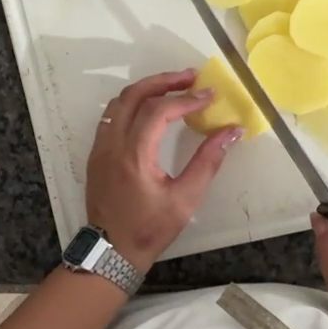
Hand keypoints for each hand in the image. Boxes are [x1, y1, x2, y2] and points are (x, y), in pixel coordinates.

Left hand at [86, 70, 241, 271]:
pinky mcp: (96, 155)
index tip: (209, 96)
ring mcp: (99, 148)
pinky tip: (150, 109)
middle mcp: (111, 145)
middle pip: (133, 95)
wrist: (112, 250)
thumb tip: (231, 132)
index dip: (185, 99)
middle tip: (190, 77)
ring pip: (118, 103)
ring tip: (173, 88)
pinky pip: (111, 117)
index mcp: (133, 156)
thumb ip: (207, 161)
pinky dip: (131, 105)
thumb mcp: (185, 199)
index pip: (158, 111)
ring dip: (145, 90)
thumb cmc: (149, 229)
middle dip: (163, 81)